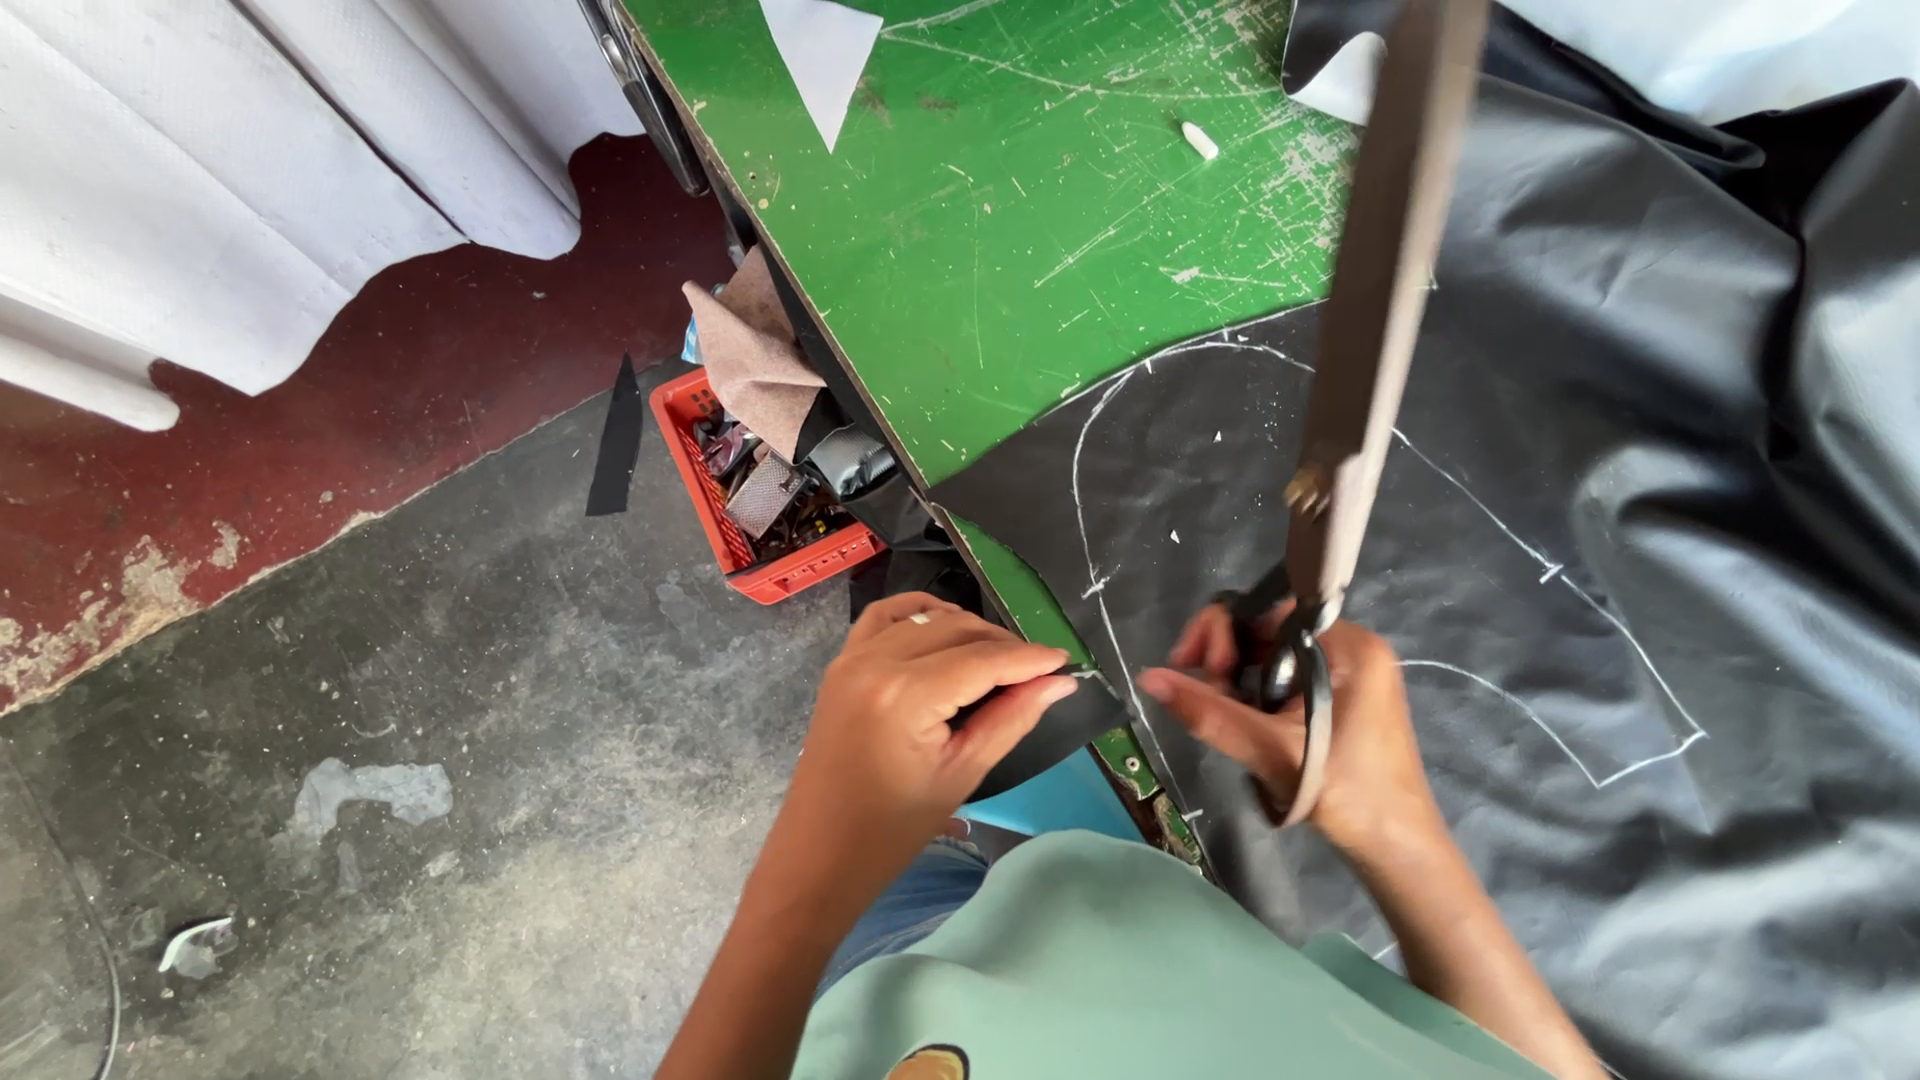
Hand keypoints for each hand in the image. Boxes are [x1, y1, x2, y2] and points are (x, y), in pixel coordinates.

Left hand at [777, 592, 1075, 893]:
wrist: (820, 853)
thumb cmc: (893, 829)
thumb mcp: (962, 773)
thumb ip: (1013, 718)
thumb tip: (1060, 682)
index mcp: (906, 694)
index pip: (983, 660)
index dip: (1029, 659)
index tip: (1066, 662)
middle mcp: (877, 661)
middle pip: (956, 630)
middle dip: (1003, 645)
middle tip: (1037, 671)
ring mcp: (852, 657)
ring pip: (925, 618)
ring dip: (966, 629)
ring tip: (997, 658)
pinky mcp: (840, 663)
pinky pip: (883, 617)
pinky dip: (918, 614)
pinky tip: (944, 627)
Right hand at [1136, 604, 1442, 858]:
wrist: (1399, 852)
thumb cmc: (1347, 795)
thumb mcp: (1270, 750)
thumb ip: (1208, 711)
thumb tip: (1148, 678)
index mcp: (1349, 645)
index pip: (1266, 610)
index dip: (1223, 633)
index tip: (1203, 672)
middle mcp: (1351, 647)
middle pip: (1264, 629)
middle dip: (1223, 656)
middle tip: (1203, 694)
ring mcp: (1347, 672)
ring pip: (1268, 654)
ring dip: (1234, 678)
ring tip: (1221, 714)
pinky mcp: (1340, 697)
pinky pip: (1282, 676)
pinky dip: (1253, 691)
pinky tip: (1241, 719)